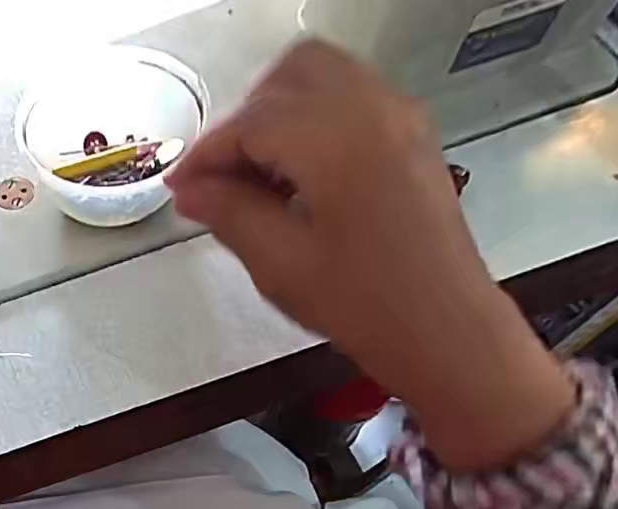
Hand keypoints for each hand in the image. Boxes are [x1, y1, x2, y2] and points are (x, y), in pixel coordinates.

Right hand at [166, 39, 574, 469]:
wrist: (440, 324)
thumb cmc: (357, 302)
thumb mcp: (281, 264)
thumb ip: (230, 215)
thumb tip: (189, 190)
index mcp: (336, 141)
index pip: (253, 120)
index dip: (206, 152)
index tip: (177, 189)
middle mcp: (373, 107)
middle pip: (290, 75)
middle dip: (242, 119)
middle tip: (219, 178)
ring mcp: (399, 115)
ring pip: (322, 77)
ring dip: (276, 115)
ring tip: (253, 179)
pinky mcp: (410, 133)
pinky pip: (350, 98)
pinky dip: (310, 122)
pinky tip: (293, 177)